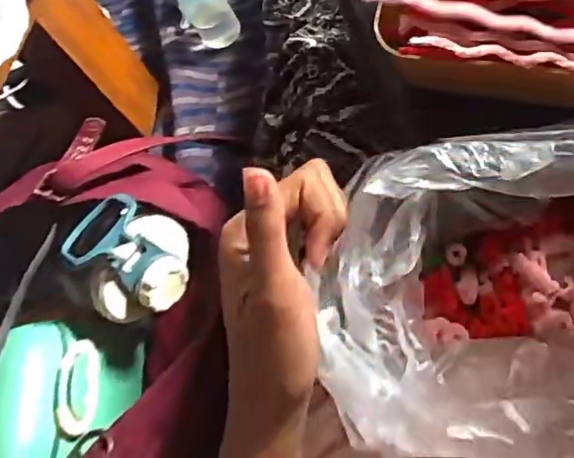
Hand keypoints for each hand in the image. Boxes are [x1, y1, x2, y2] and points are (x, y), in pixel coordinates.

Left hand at [217, 159, 347, 456]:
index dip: (320, 214)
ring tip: (320, 268)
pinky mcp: (289, 250)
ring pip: (321, 200)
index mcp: (243, 226)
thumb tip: (253, 168)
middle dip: (327, 219)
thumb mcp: (273, 287)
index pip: (303, 180)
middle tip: (319, 263)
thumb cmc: (276, 353)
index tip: (316, 258)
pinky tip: (322, 266)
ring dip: (330, 230)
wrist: (278, 405)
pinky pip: (319, 221)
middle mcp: (255, 223)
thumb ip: (267, 226)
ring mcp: (273, 236)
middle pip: (313, 183)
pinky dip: (329, 238)